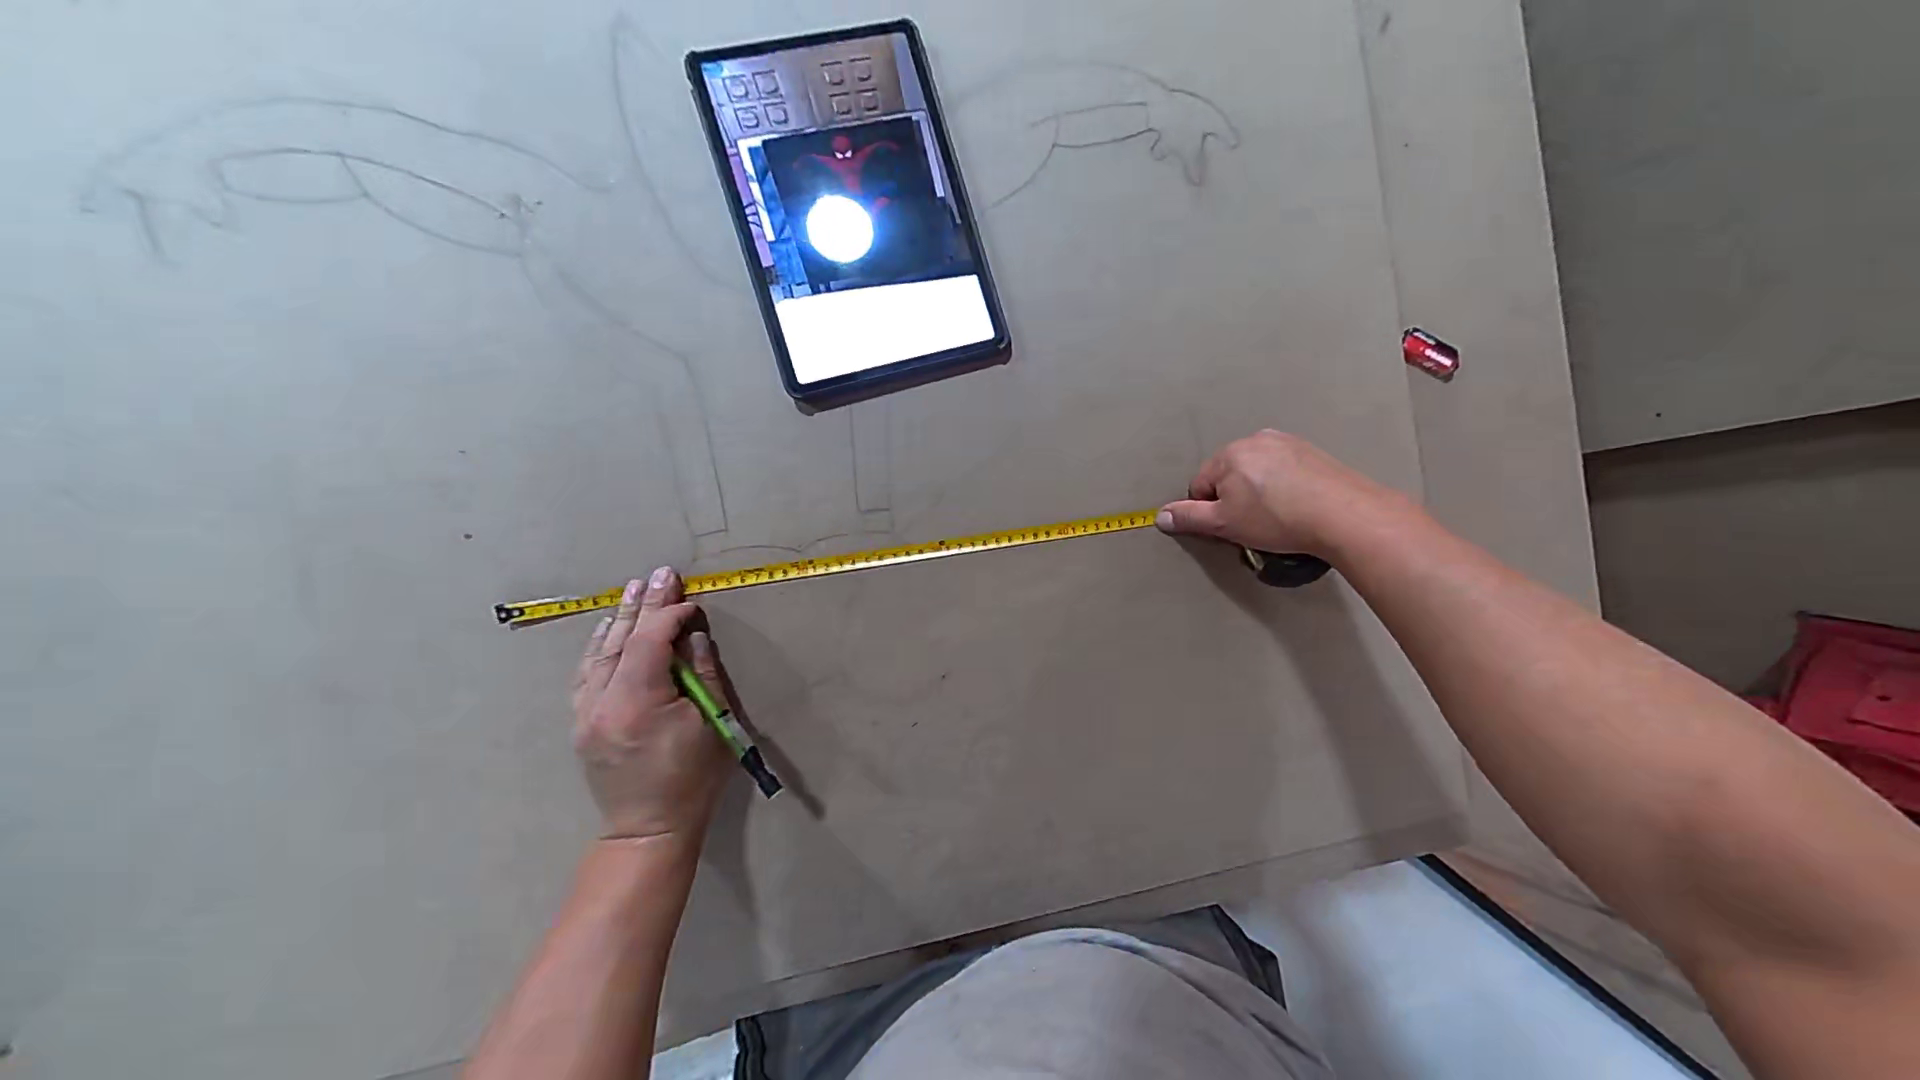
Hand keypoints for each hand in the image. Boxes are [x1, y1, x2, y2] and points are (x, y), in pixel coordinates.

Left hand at [571, 567, 735, 843]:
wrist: (648, 829)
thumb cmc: (692, 779)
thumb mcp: (713, 725)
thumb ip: (703, 675)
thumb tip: (694, 636)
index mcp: (637, 703)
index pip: (650, 642)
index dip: (671, 617)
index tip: (692, 604)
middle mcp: (602, 703)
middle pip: (623, 641)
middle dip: (645, 605)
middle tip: (661, 574)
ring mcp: (585, 714)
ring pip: (599, 655)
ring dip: (620, 619)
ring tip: (634, 589)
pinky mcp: (581, 724)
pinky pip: (586, 675)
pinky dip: (599, 647)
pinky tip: (608, 628)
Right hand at [1156, 430, 1399, 556]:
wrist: (1344, 515)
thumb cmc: (1278, 519)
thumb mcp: (1224, 524)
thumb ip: (1188, 518)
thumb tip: (1161, 516)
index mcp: (1229, 454)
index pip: (1200, 486)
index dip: (1210, 512)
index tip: (1230, 528)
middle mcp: (1255, 440)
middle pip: (1228, 476)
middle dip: (1234, 499)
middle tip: (1254, 525)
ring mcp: (1287, 443)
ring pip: (1257, 473)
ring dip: (1259, 493)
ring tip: (1278, 517)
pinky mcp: (1312, 452)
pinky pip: (1283, 471)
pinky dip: (1284, 487)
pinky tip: (1297, 506)